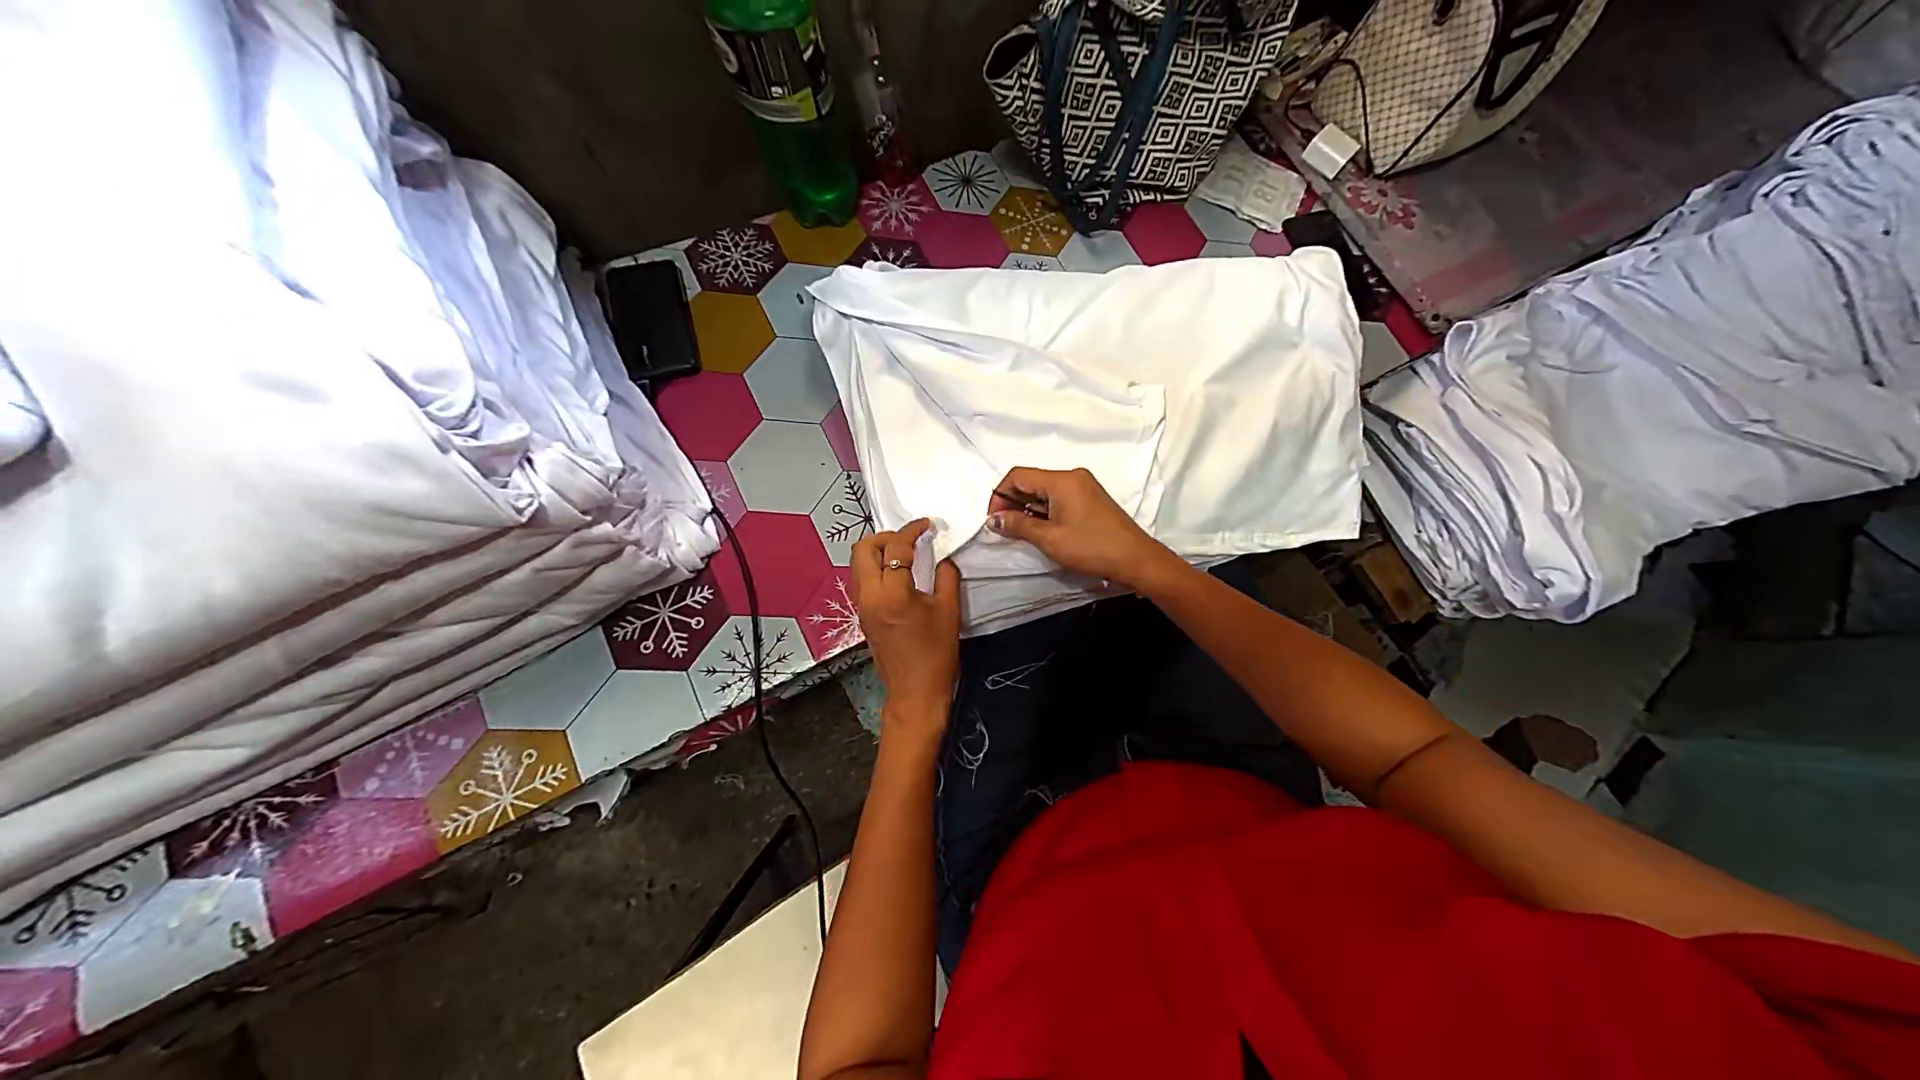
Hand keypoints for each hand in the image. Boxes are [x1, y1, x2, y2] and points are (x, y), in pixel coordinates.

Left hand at [851, 519, 960, 743]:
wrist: (916, 693)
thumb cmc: (936, 656)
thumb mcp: (949, 611)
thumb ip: (946, 576)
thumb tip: (942, 557)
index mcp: (891, 594)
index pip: (896, 548)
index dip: (912, 530)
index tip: (926, 526)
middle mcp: (869, 597)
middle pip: (863, 549)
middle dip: (886, 537)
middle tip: (909, 539)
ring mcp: (862, 607)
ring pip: (858, 565)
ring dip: (878, 552)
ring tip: (904, 555)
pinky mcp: (863, 617)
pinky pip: (863, 581)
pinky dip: (876, 569)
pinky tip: (899, 575)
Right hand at [986, 467, 1184, 590]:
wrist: (1135, 559)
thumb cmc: (1091, 548)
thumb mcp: (1049, 539)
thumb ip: (1018, 525)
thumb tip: (994, 519)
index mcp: (1062, 480)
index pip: (1018, 476)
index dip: (1000, 496)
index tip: (994, 520)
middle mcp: (1073, 477)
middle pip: (1031, 481)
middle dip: (1012, 502)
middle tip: (1004, 528)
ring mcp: (1084, 487)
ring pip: (1044, 491)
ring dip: (1028, 508)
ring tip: (1022, 532)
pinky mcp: (1090, 499)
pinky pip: (1059, 498)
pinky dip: (1045, 511)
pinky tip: (1042, 530)